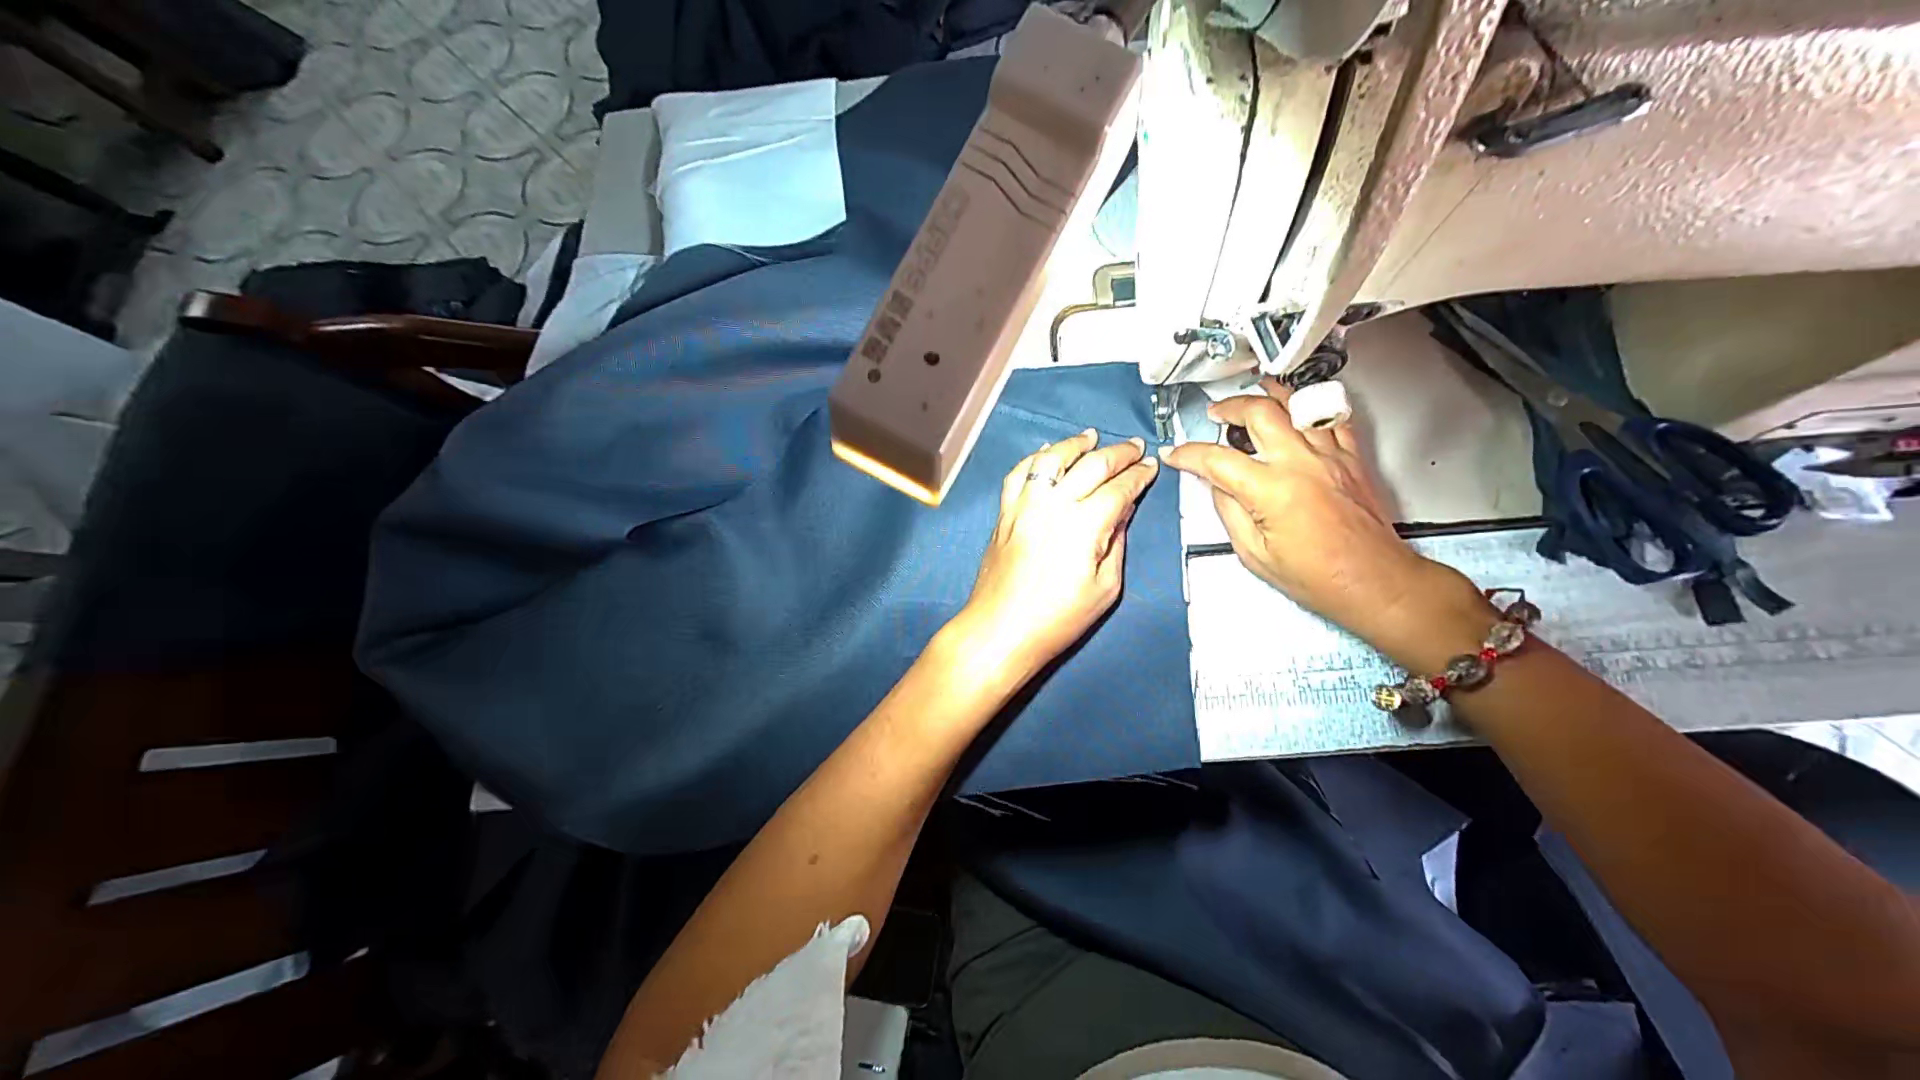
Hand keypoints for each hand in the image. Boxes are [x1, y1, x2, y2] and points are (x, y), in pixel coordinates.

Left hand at [944, 429, 1159, 689]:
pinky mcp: (1005, 513)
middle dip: (1118, 452)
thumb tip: (1121, 513)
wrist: (1001, 629)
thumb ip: (1116, 543)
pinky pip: (1019, 473)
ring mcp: (1024, 506)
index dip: (1139, 476)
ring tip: (1091, 436)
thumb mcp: (1104, 588)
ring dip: (1074, 444)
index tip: (1149, 469)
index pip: (1119, 487)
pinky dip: (1035, 458)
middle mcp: (1053, 506)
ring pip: (1051, 458)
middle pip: (1091, 464)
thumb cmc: (1053, 619)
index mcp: (1084, 525)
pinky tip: (1045, 453)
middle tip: (1133, 448)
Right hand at [1161, 381, 1485, 664]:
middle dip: (1228, 407)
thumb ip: (1230, 512)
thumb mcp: (1255, 555)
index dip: (1188, 454)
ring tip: (1254, 394)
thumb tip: (1217, 487)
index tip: (1178, 455)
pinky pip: (1332, 419)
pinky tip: (1299, 408)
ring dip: (1270, 395)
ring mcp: (1331, 458)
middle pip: (1258, 412)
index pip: (1217, 459)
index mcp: (1272, 492)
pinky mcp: (1351, 460)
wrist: (1375, 584)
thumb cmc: (1323, 579)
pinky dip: (1311, 408)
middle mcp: (1303, 466)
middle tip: (1215, 413)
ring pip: (1298, 404)